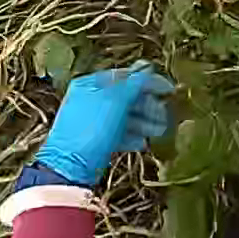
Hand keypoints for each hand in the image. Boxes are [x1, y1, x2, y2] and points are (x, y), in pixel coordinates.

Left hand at [35, 63, 173, 185]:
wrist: (69, 168)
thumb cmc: (91, 128)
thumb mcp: (115, 101)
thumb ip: (134, 83)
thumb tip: (148, 69)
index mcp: (91, 85)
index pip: (125, 77)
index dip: (148, 82)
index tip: (168, 89)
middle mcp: (91, 100)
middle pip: (127, 97)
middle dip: (148, 105)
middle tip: (165, 114)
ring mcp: (93, 122)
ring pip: (125, 117)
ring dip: (145, 122)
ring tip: (160, 131)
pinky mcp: (96, 142)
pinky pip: (119, 134)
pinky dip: (133, 136)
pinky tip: (144, 142)